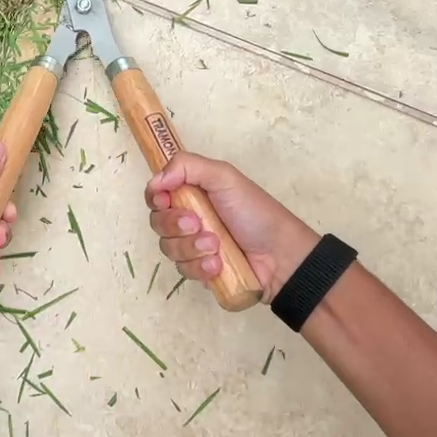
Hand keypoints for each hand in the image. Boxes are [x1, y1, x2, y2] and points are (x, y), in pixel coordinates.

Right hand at [144, 153, 315, 299]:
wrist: (281, 256)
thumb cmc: (254, 212)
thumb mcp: (224, 177)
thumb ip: (187, 166)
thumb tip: (157, 179)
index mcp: (192, 193)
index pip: (156, 194)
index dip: (155, 198)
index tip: (165, 200)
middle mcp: (188, 218)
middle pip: (157, 222)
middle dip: (173, 224)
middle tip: (197, 223)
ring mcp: (193, 246)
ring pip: (168, 248)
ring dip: (190, 247)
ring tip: (216, 246)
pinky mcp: (200, 270)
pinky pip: (183, 270)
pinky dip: (200, 267)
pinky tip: (218, 264)